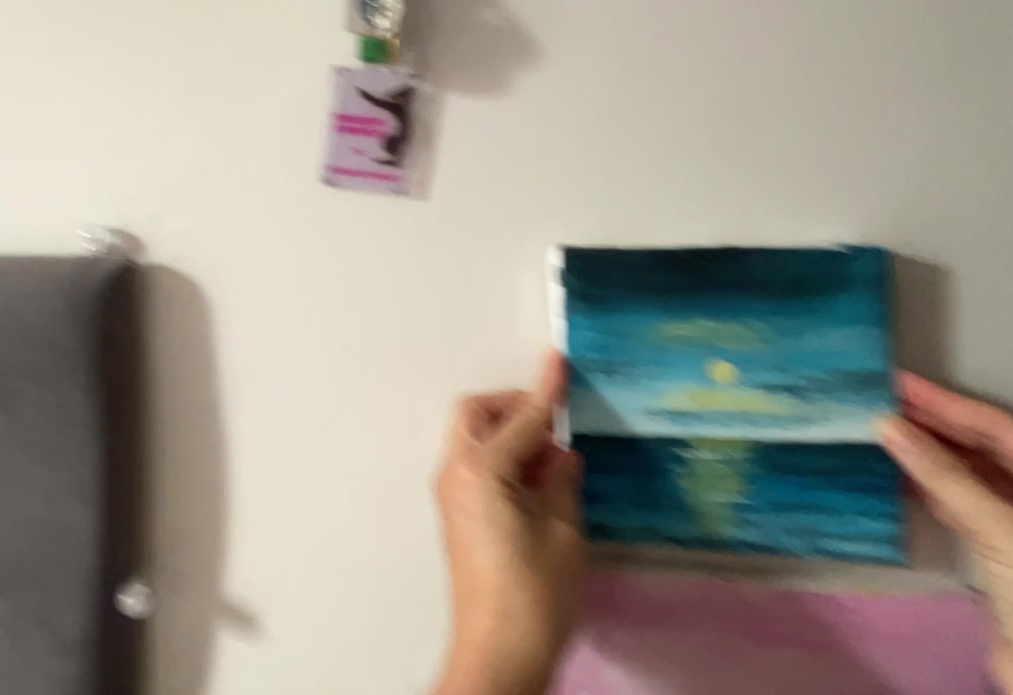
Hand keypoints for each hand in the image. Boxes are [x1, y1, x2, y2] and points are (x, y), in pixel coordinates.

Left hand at [433, 356, 585, 694]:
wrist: (496, 653)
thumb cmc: (534, 594)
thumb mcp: (562, 533)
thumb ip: (560, 481)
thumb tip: (561, 453)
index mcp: (480, 469)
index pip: (521, 418)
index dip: (546, 391)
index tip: (558, 359)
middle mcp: (455, 471)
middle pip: (476, 414)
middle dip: (513, 407)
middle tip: (553, 424)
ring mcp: (450, 492)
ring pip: (473, 438)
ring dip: (508, 434)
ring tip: (551, 460)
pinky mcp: (455, 513)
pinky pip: (475, 464)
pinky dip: (502, 458)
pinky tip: (536, 483)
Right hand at [876, 373, 1012, 694]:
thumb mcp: (1005, 532)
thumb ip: (942, 475)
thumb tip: (884, 423)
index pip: (1001, 430)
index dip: (945, 404)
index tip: (893, 382)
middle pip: (986, 450)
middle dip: (932, 426)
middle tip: (875, 399)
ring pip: (970, 477)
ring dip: (926, 456)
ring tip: (876, 429)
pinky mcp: (1007, 554)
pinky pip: (962, 505)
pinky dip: (928, 487)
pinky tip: (895, 472)